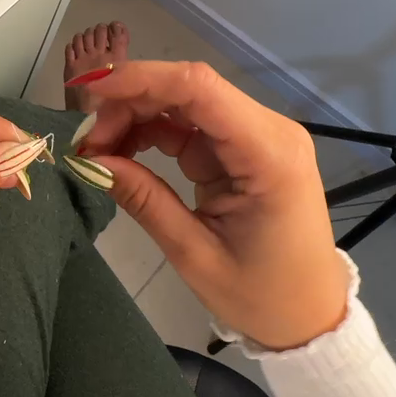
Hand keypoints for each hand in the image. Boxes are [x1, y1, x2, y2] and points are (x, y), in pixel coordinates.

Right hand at [75, 61, 347, 350]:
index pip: (198, 88)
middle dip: (127, 104)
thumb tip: (89, 160)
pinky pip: (184, 125)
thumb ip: (143, 199)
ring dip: (132, 117)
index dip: (139, 78)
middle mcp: (265, 131)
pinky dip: (146, 132)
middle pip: (185, 90)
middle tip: (87, 143)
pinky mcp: (236, 149)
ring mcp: (251, 137)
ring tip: (97, 151)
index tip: (87, 89)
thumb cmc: (262, 294)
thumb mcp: (193, 253)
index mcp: (268, 154)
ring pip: (179, 103)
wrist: (309, 318)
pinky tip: (120, 152)